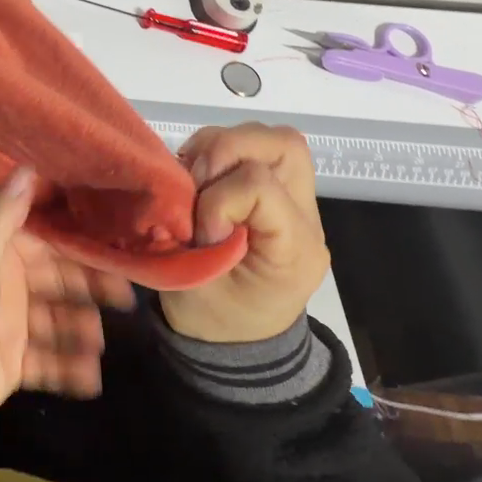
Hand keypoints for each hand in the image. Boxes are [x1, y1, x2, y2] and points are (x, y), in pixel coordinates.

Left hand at [0, 169, 137, 416]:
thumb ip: (2, 215)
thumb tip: (27, 165)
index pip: (44, 239)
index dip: (75, 239)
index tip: (113, 240)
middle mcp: (7, 282)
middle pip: (58, 279)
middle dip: (89, 288)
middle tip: (124, 299)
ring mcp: (12, 322)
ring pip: (59, 319)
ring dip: (81, 330)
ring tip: (98, 344)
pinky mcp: (16, 359)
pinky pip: (50, 360)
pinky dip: (70, 368)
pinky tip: (91, 379)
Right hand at [159, 123, 330, 343]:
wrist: (238, 342)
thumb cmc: (216, 321)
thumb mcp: (194, 289)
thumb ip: (188, 238)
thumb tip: (177, 191)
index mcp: (294, 250)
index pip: (261, 187)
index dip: (218, 199)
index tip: (201, 232)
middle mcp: (305, 218)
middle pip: (283, 145)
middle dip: (228, 148)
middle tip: (196, 178)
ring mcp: (293, 202)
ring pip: (269, 138)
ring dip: (221, 147)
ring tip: (195, 178)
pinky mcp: (273, 191)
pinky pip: (251, 147)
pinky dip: (217, 151)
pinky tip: (198, 177)